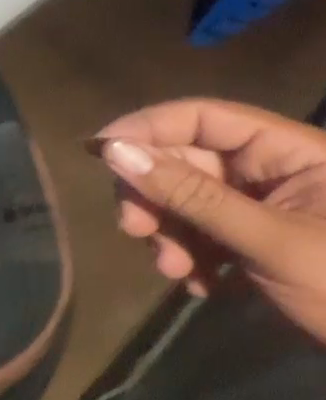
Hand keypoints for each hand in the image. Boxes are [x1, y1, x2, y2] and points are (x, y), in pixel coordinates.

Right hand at [96, 99, 325, 341]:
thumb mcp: (271, 243)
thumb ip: (192, 195)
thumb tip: (112, 150)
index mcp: (297, 154)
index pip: (203, 118)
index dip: (147, 129)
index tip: (101, 153)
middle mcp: (279, 171)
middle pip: (185, 160)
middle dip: (154, 197)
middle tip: (134, 230)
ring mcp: (270, 206)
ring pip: (186, 198)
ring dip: (168, 232)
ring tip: (173, 270)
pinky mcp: (262, 238)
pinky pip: (204, 228)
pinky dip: (189, 252)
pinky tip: (197, 282)